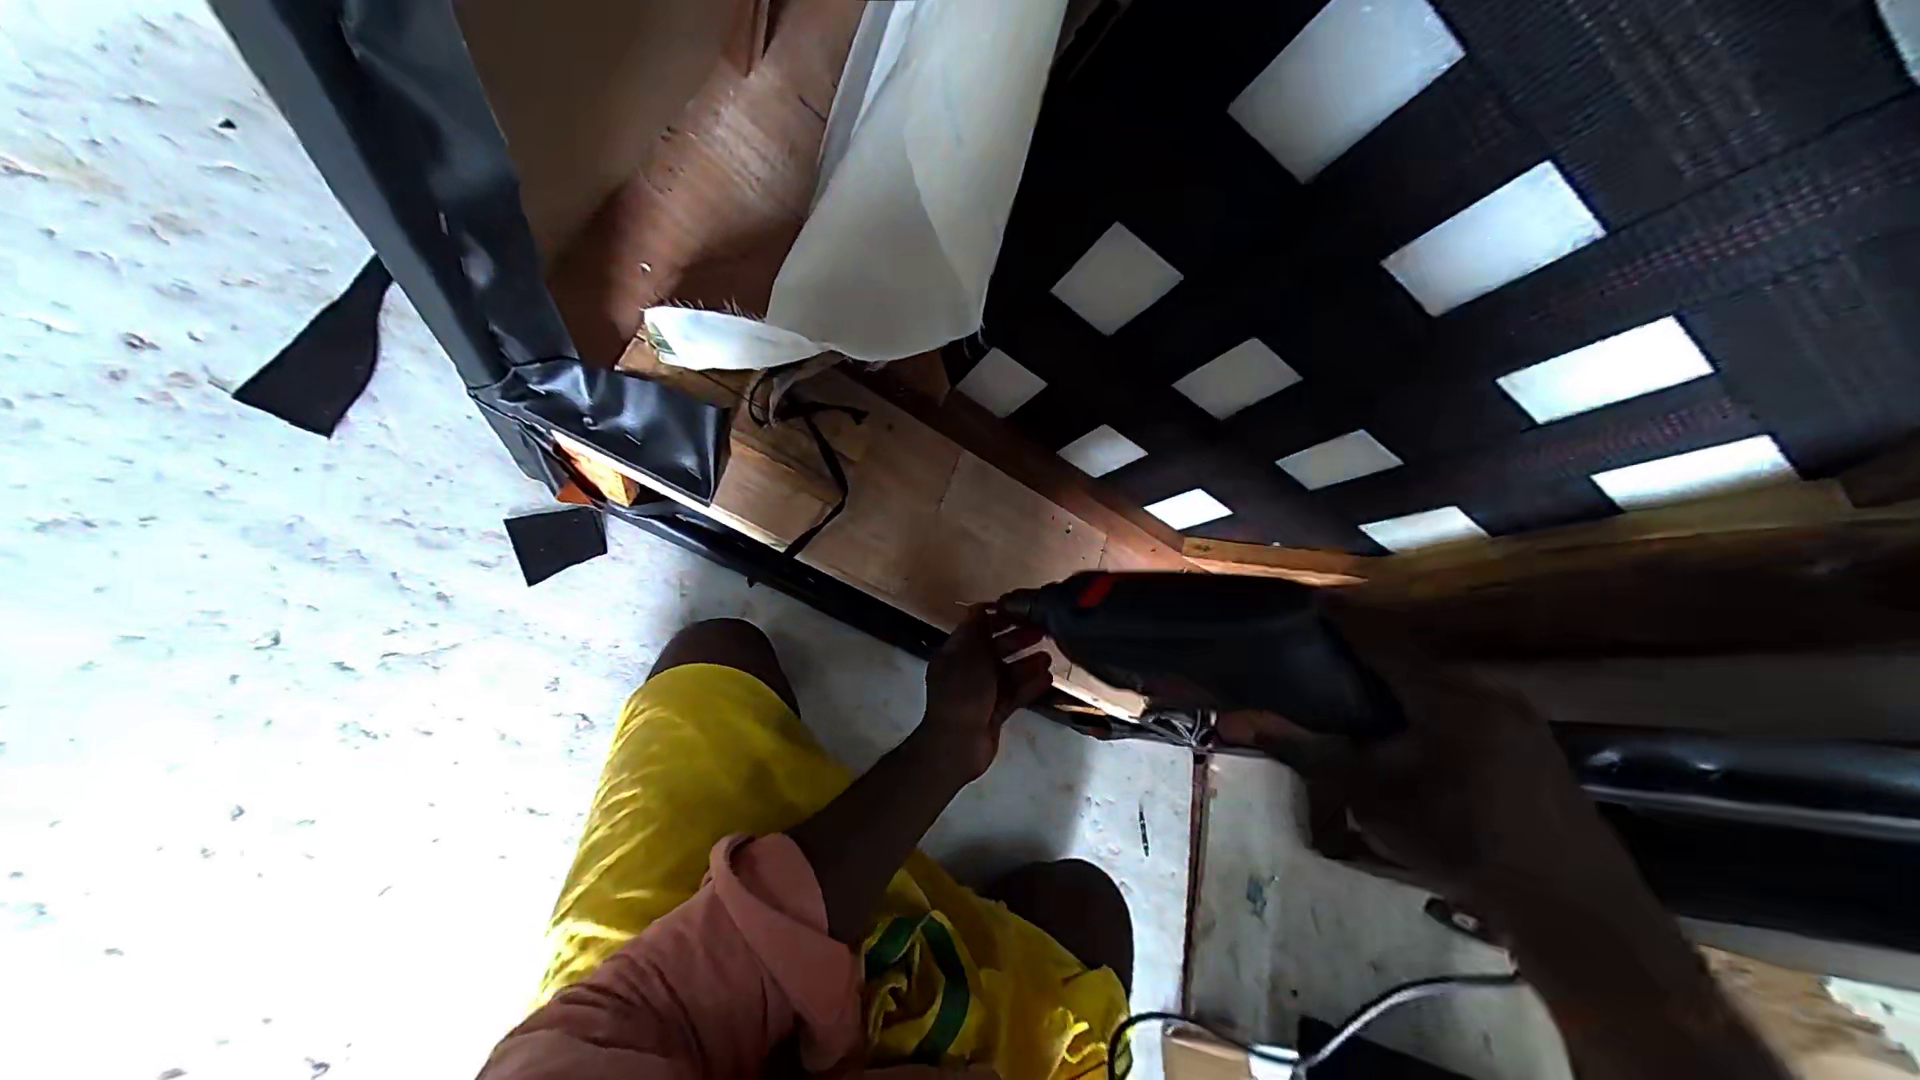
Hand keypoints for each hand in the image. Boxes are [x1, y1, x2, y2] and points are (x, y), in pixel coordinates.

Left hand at [915, 606, 1054, 781]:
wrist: (958, 743)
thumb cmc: (962, 694)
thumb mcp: (970, 657)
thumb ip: (977, 632)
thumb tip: (978, 607)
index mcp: (955, 655)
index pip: (976, 630)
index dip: (997, 619)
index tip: (1021, 612)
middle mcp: (967, 671)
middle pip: (994, 650)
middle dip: (1017, 641)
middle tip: (1042, 632)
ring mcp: (981, 693)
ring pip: (1007, 673)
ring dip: (1027, 664)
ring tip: (1049, 657)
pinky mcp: (994, 712)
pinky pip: (1014, 694)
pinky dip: (1028, 687)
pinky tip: (1047, 679)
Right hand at [1216, 609, 1626, 904]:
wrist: (1574, 910)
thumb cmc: (1460, 842)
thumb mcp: (1370, 796)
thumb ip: (1307, 750)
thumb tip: (1237, 722)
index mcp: (1448, 696)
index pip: (1382, 640)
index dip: (1343, 619)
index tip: (1311, 600)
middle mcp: (1489, 692)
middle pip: (1414, 660)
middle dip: (1370, 655)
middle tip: (1328, 658)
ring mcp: (1521, 717)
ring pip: (1443, 684)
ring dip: (1403, 684)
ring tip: (1363, 696)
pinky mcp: (1535, 744)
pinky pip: (1469, 705)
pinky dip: (1432, 706)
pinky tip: (1415, 735)